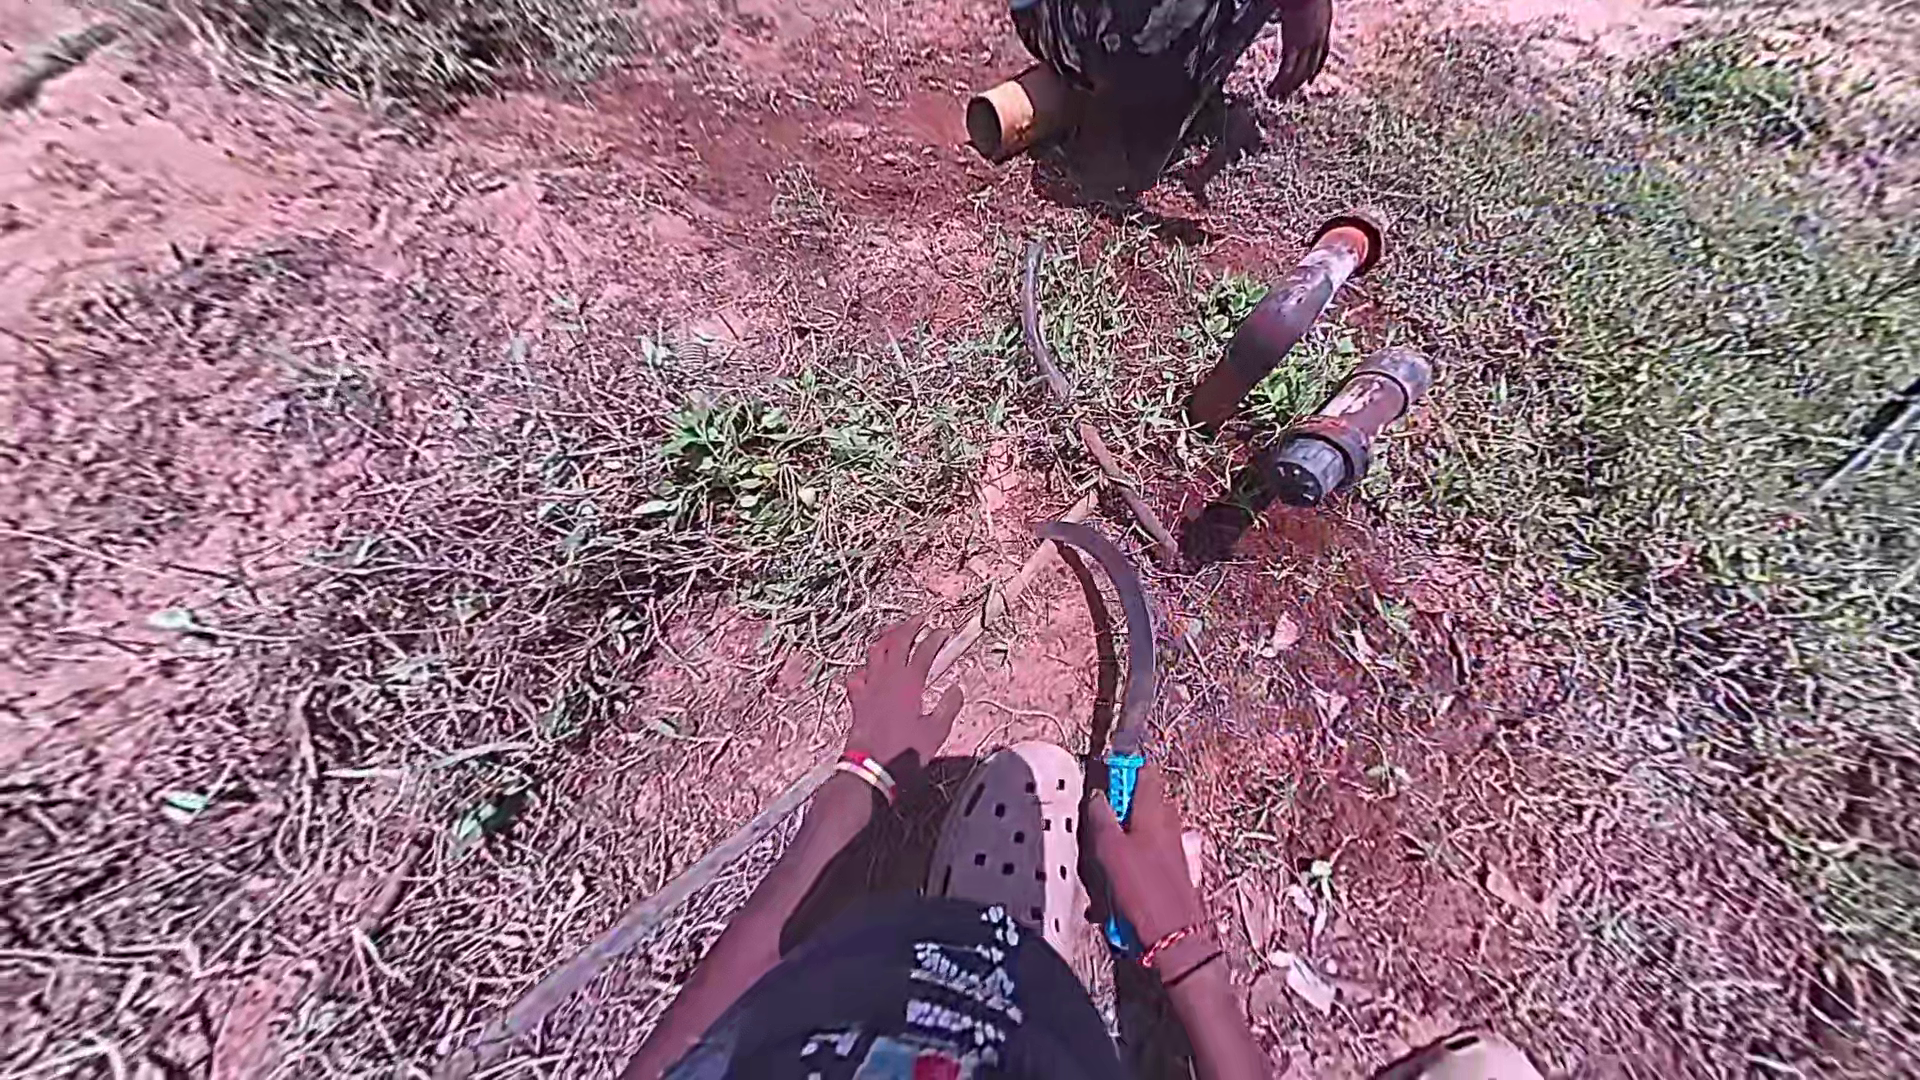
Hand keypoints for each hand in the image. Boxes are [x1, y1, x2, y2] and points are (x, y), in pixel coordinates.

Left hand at [843, 616, 962, 768]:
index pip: (924, 651)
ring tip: (895, 633)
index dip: (936, 638)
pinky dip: (866, 667)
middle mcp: (887, 678)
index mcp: (908, 682)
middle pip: (896, 641)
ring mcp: (869, 686)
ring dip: (886, 638)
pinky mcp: (857, 698)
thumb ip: (948, 707)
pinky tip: (870, 670)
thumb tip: (956, 688)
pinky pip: (859, 674)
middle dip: (909, 626)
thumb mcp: (935, 732)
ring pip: (874, 651)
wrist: (870, 770)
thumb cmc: (905, 752)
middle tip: (920, 620)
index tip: (945, 631)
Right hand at [1085, 764, 1207, 947]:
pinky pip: (1145, 847)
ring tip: (1104, 856)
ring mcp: (1172, 842)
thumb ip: (1101, 815)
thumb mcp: (1110, 848)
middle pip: (1139, 798)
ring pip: (1139, 824)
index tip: (1104, 779)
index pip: (1143, 769)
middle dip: (1117, 806)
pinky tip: (1117, 878)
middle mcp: (1167, 819)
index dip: (1123, 768)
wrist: (1177, 939)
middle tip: (1098, 824)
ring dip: (1120, 834)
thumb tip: (1098, 794)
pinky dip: (1130, 855)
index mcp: (1155, 807)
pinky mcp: (1171, 864)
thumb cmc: (1142, 888)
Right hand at [1267, 0, 1331, 101]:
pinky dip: (1278, 83)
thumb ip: (1309, 16)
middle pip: (1309, 68)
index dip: (1315, 71)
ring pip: (1298, 73)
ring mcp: (1306, 44)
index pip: (1322, 55)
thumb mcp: (1314, 5)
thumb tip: (1300, 21)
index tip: (1309, 82)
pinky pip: (1287, 71)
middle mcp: (1318, 39)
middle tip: (1287, 94)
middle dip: (1298, 83)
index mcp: (1324, 28)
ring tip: (1273, 95)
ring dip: (1286, 88)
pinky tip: (1270, 90)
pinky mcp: (1293, 47)